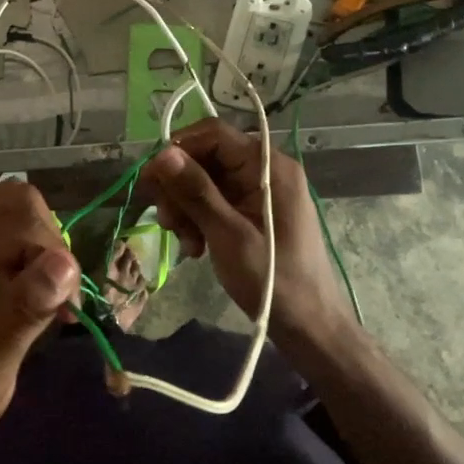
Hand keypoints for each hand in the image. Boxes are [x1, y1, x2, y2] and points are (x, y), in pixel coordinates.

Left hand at [0, 182, 78, 463]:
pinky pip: (11, 223)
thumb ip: (24, 312)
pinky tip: (34, 292)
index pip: (19, 219)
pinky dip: (33, 251)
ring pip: (19, 208)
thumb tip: (66, 263)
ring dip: (45, 249)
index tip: (66, 309)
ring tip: (49, 301)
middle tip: (59, 303)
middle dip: (50, 247)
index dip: (53, 255)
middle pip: (20, 203)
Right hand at [143, 118, 352, 346]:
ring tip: (184, 242)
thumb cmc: (274, 281)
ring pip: (204, 180)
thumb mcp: (229, 236)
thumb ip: (196, 191)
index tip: (152, 180)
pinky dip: (198, 218)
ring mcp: (260, 191)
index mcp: (269, 166)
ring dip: (185, 207)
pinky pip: (214, 199)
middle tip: (166, 221)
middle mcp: (265, 170)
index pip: (213, 133)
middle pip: (205, 157)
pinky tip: (195, 247)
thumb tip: (162, 152)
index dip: (177, 150)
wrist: (311, 329)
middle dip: (179, 187)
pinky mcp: (253, 211)